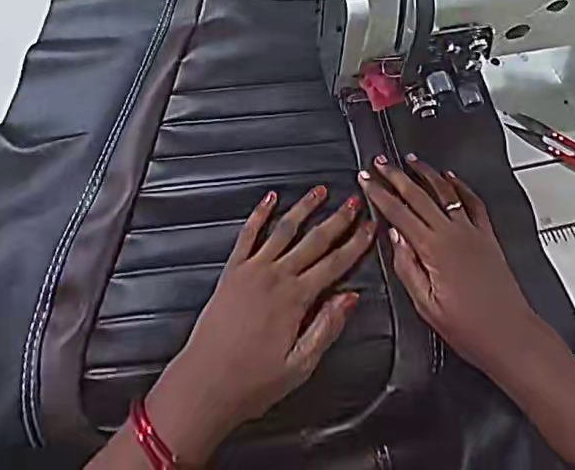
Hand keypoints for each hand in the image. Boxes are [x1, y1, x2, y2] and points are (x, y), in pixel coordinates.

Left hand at [143, 186, 375, 464]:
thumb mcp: (300, 366)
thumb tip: (350, 297)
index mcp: (295, 299)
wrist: (204, 383)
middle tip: (355, 201)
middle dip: (338, 219)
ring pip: (285, 228)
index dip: (356, 244)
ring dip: (305, 207)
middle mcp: (276, 276)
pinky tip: (270, 198)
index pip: (335, 264)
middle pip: (315, 240)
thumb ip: (327, 327)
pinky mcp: (232, 269)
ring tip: (320, 190)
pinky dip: (260, 213)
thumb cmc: (251, 382)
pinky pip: (248, 233)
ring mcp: (252, 268)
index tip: (370, 227)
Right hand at [358, 154, 548, 376]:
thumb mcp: (426, 306)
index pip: (397, 212)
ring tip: (410, 159)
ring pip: (444, 191)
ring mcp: (471, 231)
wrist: (511, 336)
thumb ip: (406, 267)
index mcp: (432, 249)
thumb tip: (393, 236)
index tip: (365, 178)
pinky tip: (450, 177)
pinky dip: (460, 185)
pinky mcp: (487, 235)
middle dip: (396, 174)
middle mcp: (451, 233)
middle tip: (380, 161)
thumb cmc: (469, 328)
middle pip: (417, 194)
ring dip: (425, 172)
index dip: (378, 192)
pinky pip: (472, 202)